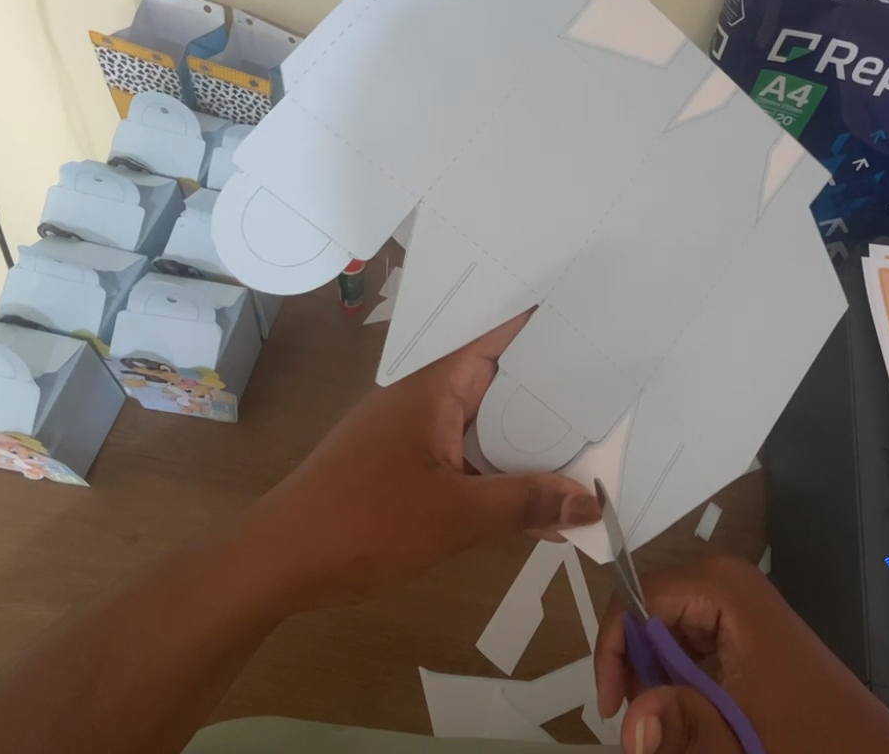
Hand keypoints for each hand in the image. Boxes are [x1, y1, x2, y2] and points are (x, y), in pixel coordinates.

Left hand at [249, 311, 601, 612]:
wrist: (277, 564)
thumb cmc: (363, 522)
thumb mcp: (455, 516)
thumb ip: (525, 503)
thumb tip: (591, 500)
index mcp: (436, 386)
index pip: (500, 338)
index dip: (545, 327)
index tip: (595, 323)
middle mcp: (427, 398)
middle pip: (499, 381)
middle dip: (550, 390)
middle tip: (611, 388)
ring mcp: (414, 432)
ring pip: (484, 423)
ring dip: (525, 436)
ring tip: (589, 437)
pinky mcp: (406, 465)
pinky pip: (466, 454)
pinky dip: (499, 468)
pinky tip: (535, 492)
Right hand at [596, 557, 888, 753]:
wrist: (869, 753)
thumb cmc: (810, 740)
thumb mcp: (740, 741)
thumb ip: (683, 728)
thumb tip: (628, 728)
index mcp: (724, 588)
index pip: (639, 596)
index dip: (615, 647)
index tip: (613, 708)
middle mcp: (726, 581)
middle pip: (650, 607)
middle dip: (636, 663)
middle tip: (645, 719)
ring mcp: (736, 602)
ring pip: (666, 625)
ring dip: (657, 673)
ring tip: (672, 722)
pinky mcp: (742, 625)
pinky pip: (689, 637)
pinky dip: (679, 674)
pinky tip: (695, 710)